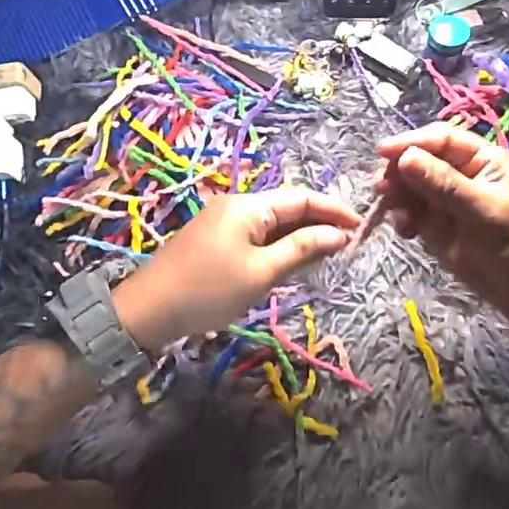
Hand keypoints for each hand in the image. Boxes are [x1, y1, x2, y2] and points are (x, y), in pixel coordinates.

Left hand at [110, 188, 359, 348]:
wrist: (148, 310)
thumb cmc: (208, 290)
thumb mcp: (261, 272)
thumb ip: (301, 249)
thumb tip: (339, 234)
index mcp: (248, 205)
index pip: (301, 198)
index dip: (333, 210)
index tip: (360, 228)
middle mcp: (237, 205)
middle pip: (287, 207)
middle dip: (319, 223)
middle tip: (348, 245)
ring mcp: (223, 221)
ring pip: (272, 223)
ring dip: (300, 236)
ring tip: (328, 255)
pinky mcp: (215, 240)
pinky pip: (257, 235)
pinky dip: (279, 245)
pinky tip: (292, 262)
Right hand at [374, 123, 508, 316]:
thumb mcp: (485, 212)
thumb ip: (445, 185)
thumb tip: (405, 158)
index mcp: (481, 159)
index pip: (440, 139)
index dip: (411, 141)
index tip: (383, 152)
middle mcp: (459, 173)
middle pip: (419, 159)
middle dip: (398, 170)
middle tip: (381, 186)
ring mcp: (444, 198)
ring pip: (409, 184)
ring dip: (395, 194)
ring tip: (392, 210)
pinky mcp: (433, 223)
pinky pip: (408, 210)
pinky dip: (401, 216)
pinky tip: (405, 231)